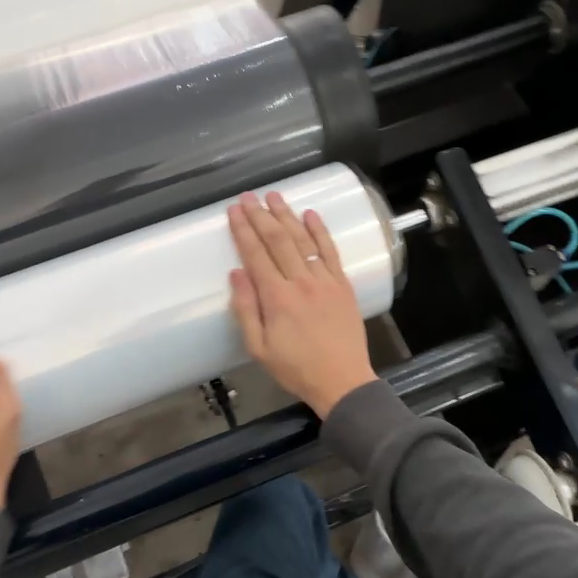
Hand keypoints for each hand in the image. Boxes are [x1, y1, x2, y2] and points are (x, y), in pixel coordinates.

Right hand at [227, 192, 378, 417]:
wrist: (342, 381)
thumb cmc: (297, 369)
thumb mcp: (259, 349)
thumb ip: (246, 310)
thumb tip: (237, 274)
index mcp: (277, 298)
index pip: (256, 255)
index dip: (243, 231)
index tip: (234, 211)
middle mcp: (301, 283)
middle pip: (278, 241)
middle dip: (261, 216)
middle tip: (249, 196)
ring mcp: (325, 282)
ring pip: (304, 241)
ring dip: (288, 216)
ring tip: (274, 196)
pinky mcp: (343, 286)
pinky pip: (331, 252)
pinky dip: (321, 232)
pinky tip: (311, 215)